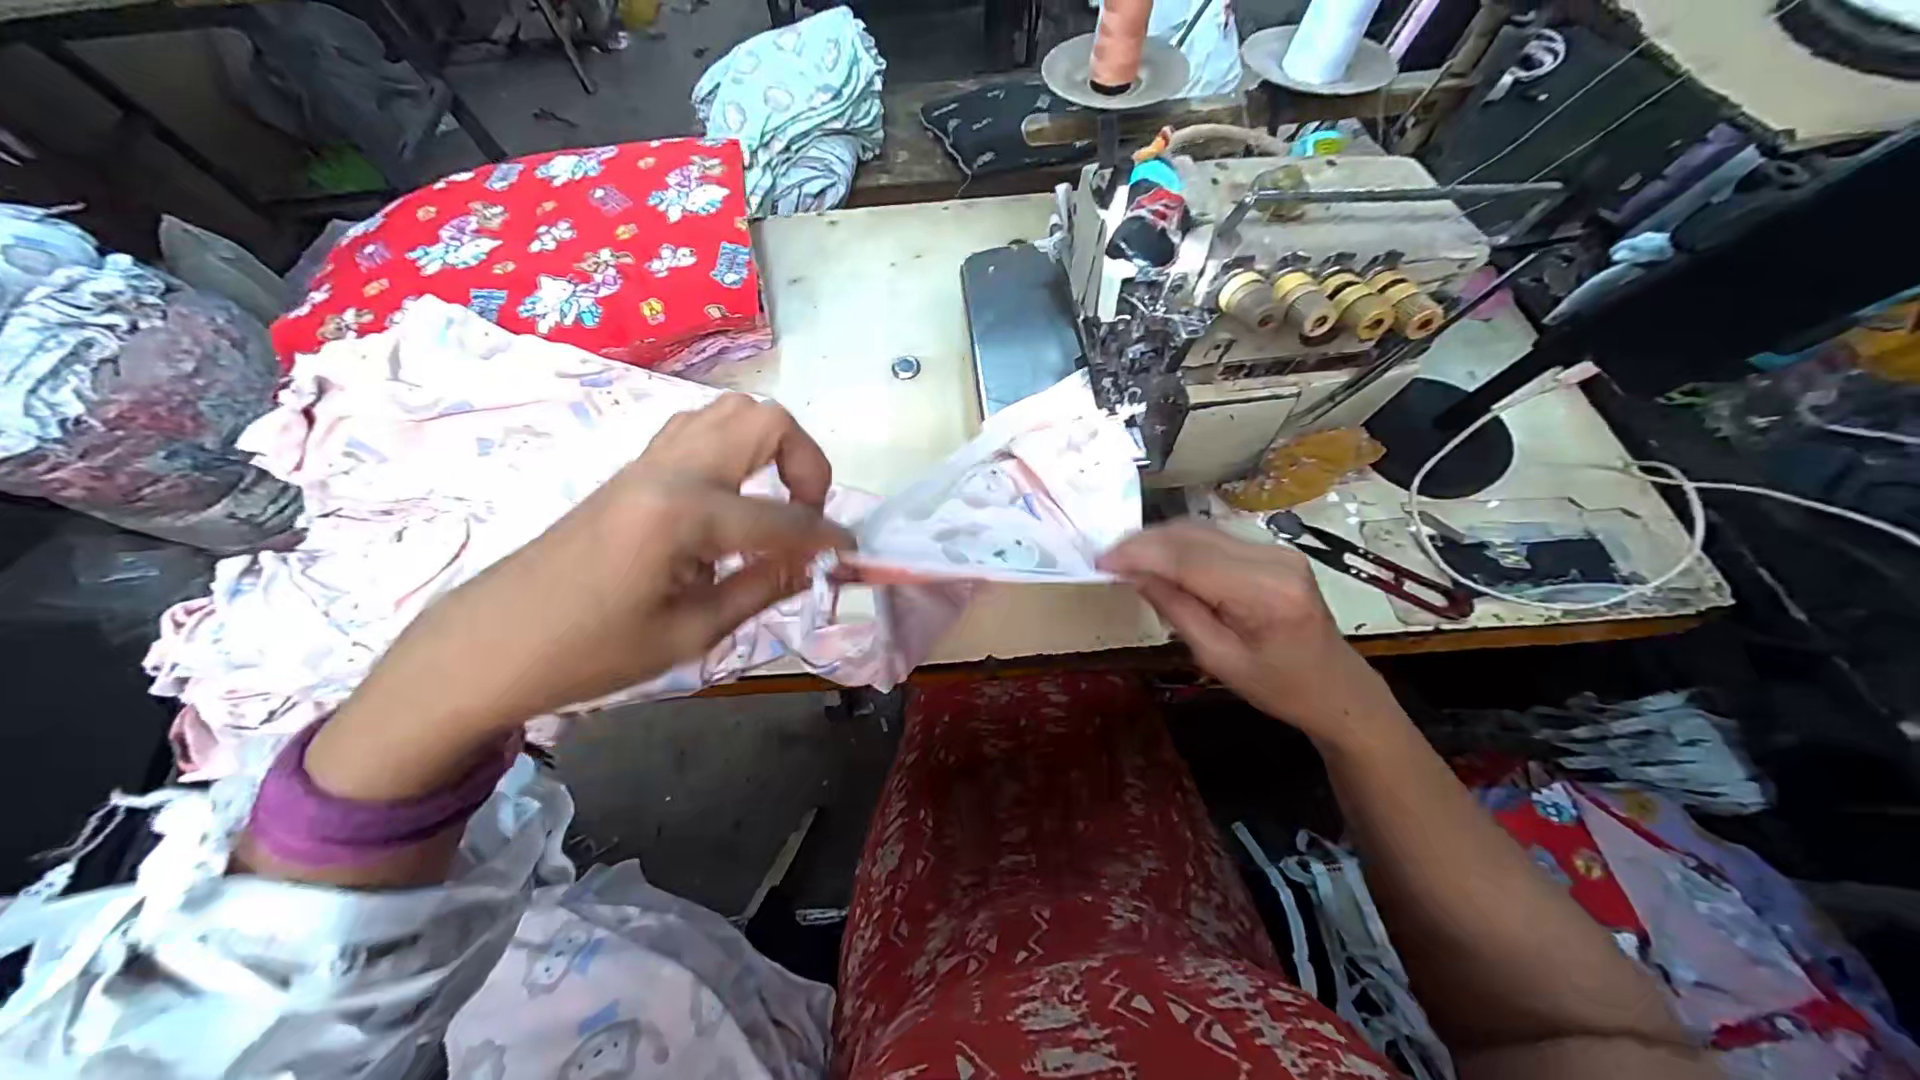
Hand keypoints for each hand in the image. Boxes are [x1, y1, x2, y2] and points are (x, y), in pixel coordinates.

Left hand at [307, 394, 852, 798]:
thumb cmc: (590, 652)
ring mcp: (647, 461)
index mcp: (684, 515)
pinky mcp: (633, 469)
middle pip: (765, 421)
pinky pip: (698, 429)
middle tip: (808, 514)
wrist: (490, 645)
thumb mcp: (690, 634)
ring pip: (730, 412)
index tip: (851, 556)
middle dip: (808, 463)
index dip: (827, 538)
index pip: (784, 517)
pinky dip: (735, 449)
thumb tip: (815, 561)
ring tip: (777, 502)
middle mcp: (670, 469)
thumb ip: (762, 587)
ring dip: (771, 447)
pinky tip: (733, 499)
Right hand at [1099, 520, 1397, 744]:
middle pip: (1192, 536)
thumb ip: (1176, 610)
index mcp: (1264, 593)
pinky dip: (1180, 546)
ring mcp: (1276, 549)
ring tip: (1124, 560)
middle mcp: (1274, 559)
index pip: (1187, 558)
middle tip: (1106, 559)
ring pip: (1200, 531)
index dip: (1138, 554)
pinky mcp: (1273, 550)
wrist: (1338, 687)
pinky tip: (1159, 560)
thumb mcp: (1218, 659)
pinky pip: (1214, 538)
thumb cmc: (1279, 687)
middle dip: (1142, 543)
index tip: (1099, 561)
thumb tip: (1134, 574)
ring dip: (1158, 541)